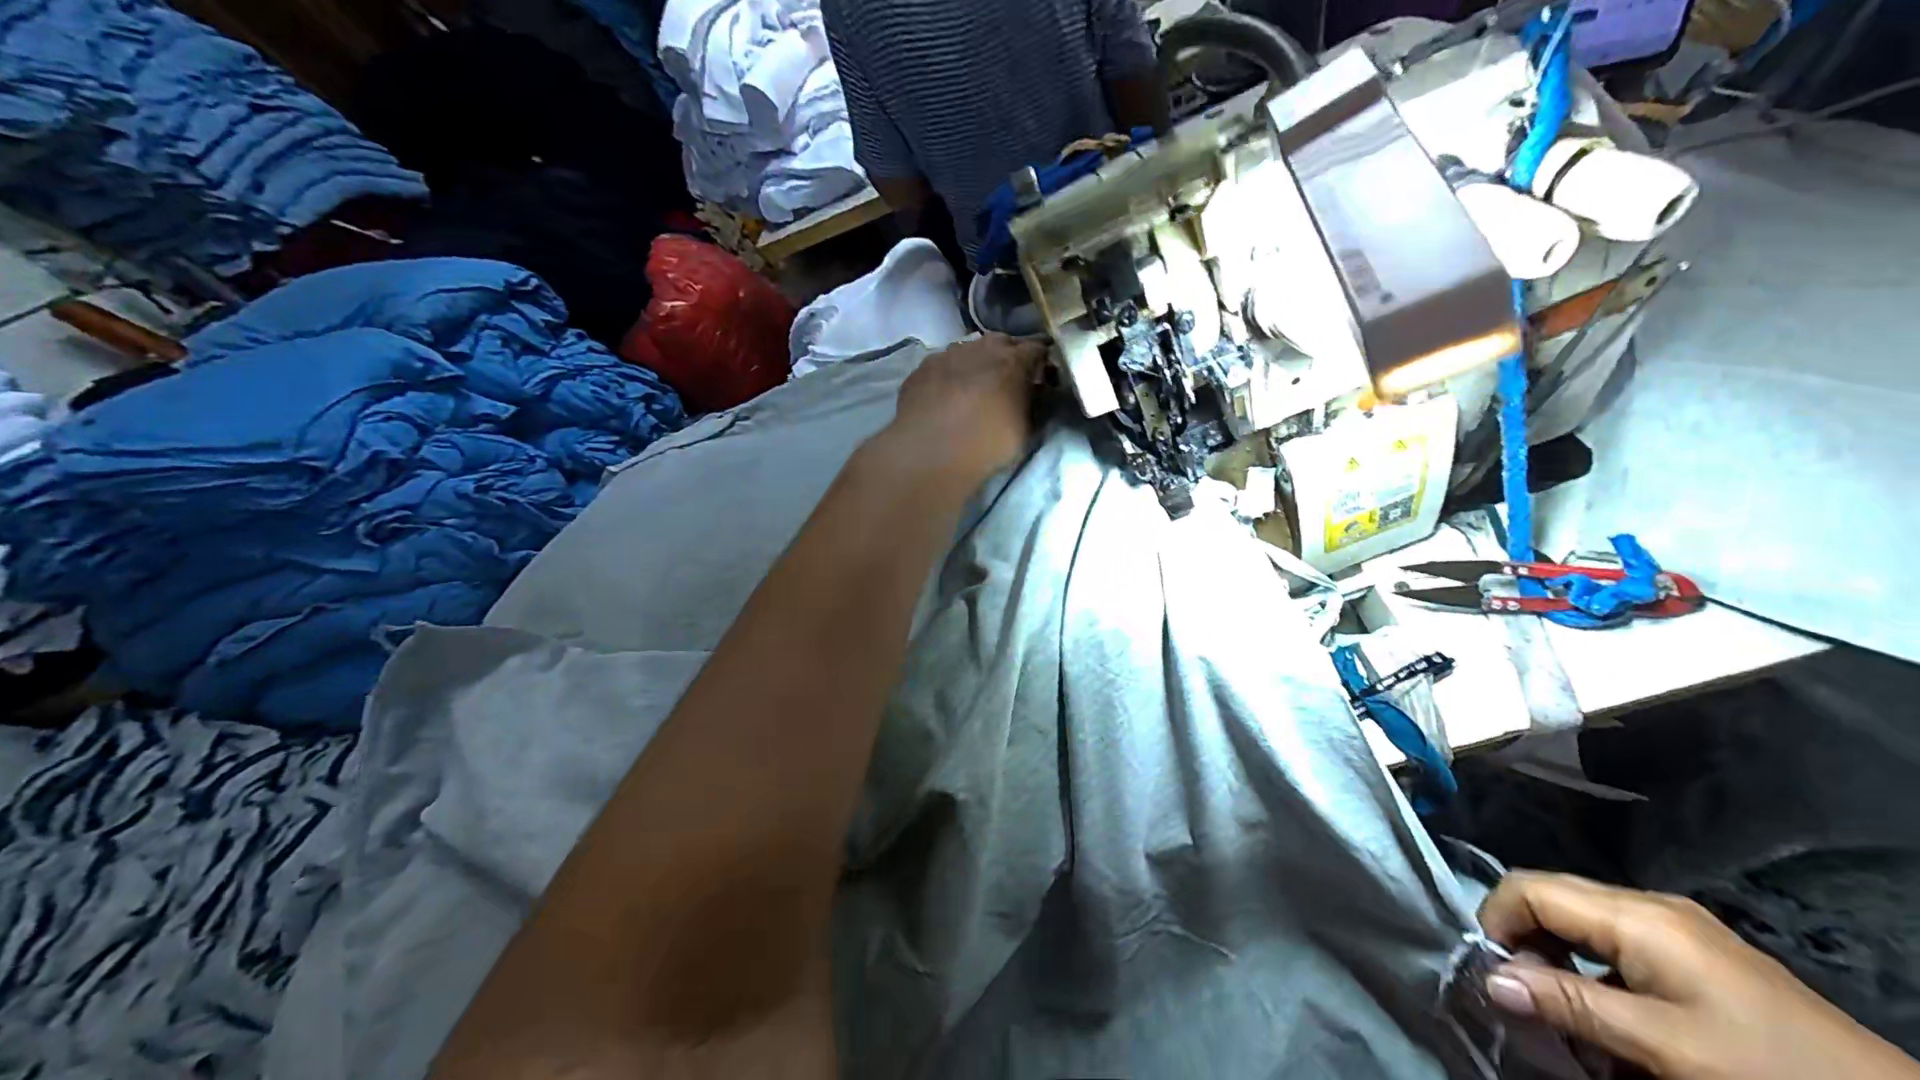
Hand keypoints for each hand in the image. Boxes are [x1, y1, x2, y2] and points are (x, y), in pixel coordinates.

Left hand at [881, 334, 1045, 484]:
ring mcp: (948, 354)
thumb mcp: (1025, 431)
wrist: (930, 450)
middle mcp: (981, 348)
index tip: (1039, 376)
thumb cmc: (986, 443)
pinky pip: (942, 364)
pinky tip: (943, 395)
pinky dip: (947, 375)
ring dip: (975, 363)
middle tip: (1006, 381)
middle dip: (1007, 357)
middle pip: (1001, 342)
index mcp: (1013, 361)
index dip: (1040, 362)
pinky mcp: (922, 367)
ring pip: (969, 350)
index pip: (1037, 349)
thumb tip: (1033, 395)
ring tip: (972, 388)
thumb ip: (1032, 405)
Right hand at [1479, 871, 1919, 1079]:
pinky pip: (1615, 938)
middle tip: (1521, 994)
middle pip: (1550, 894)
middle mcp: (1649, 903)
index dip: (1496, 923)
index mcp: (1637, 914)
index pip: (1528, 888)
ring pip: (1579, 916)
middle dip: (1521, 937)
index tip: (1493, 976)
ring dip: (1554, 954)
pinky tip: (1605, 1008)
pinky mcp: (1695, 950)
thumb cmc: (1768, 1072)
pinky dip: (1590, 965)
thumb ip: (1570, 1006)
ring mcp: (1676, 924)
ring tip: (1560, 1007)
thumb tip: (1487, 978)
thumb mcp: (1665, 1047)